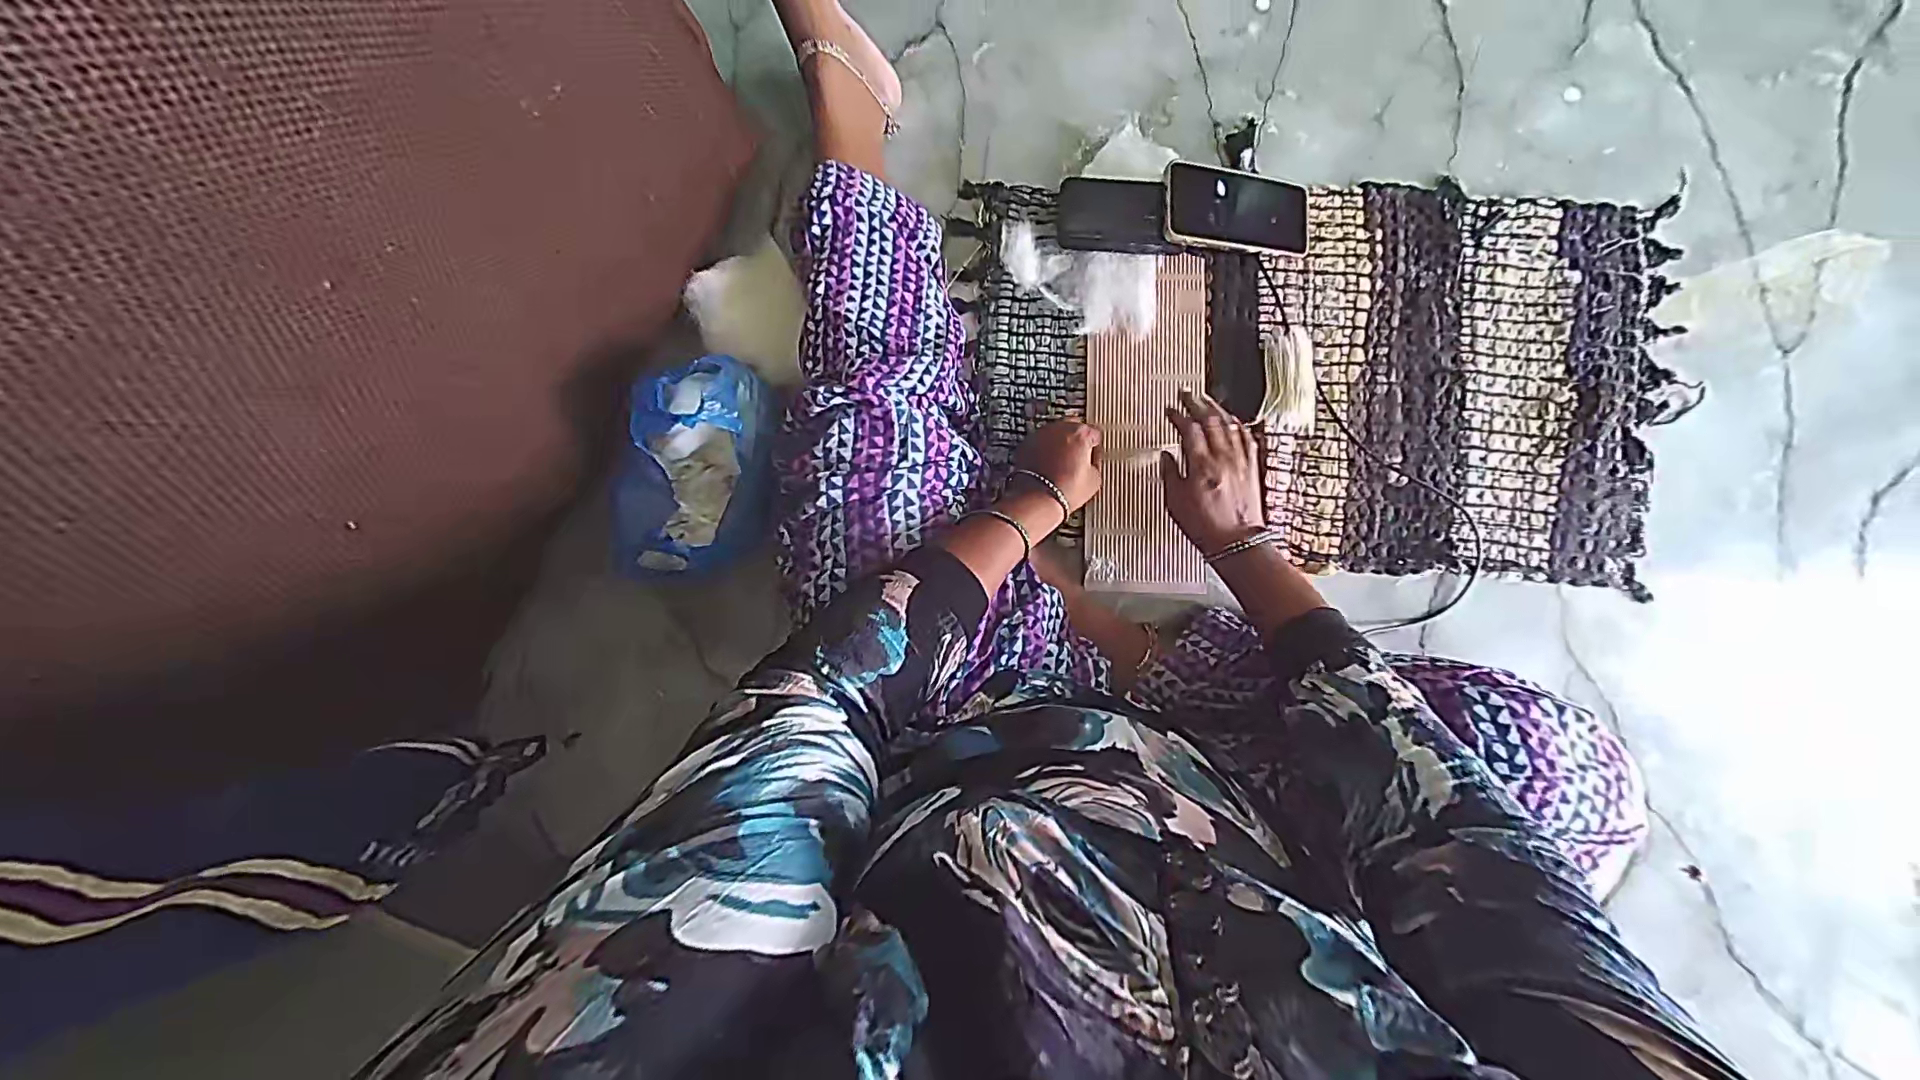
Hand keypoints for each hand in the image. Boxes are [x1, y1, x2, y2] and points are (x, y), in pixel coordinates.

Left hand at [1014, 420, 1102, 513]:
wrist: (1037, 499)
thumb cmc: (1063, 490)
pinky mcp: (1026, 444)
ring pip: (1055, 435)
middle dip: (1076, 443)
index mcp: (1081, 434)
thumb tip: (1090, 462)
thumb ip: (1095, 463)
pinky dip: (1043, 451)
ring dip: (1059, 445)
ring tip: (1060, 466)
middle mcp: (1060, 429)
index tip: (1092, 458)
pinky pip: (1039, 443)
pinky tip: (1046, 467)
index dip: (1095, 448)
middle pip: (1073, 429)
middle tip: (1076, 461)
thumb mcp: (1094, 480)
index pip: (1094, 434)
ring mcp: (1040, 434)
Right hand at [1160, 389, 1265, 554]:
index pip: (1188, 429)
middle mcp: (1223, 458)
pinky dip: (1236, 424)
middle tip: (1186, 394)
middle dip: (1196, 403)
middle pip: (1210, 419)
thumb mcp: (1175, 502)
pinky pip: (1245, 437)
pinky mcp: (1251, 467)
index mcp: (1201, 465)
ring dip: (1216, 408)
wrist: (1236, 542)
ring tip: (1207, 400)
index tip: (1170, 411)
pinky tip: (1232, 420)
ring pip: (1229, 424)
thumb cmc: (1206, 527)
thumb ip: (1170, 474)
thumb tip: (1166, 457)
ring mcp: (1240, 460)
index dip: (1177, 416)